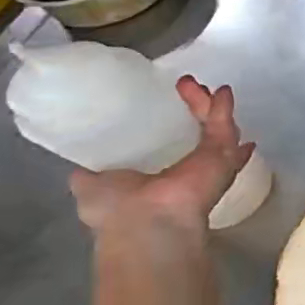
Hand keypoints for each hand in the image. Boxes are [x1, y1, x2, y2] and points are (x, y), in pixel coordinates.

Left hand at [68, 75, 254, 234]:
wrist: (147, 221)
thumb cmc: (116, 209)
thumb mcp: (91, 187)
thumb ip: (90, 173)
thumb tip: (81, 165)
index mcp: (162, 178)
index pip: (175, 148)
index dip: (176, 129)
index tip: (167, 109)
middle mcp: (190, 170)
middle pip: (199, 132)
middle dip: (196, 110)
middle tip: (185, 88)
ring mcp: (210, 161)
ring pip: (214, 126)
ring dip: (206, 104)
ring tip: (193, 83)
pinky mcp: (222, 151)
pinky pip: (223, 124)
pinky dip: (222, 107)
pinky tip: (220, 90)